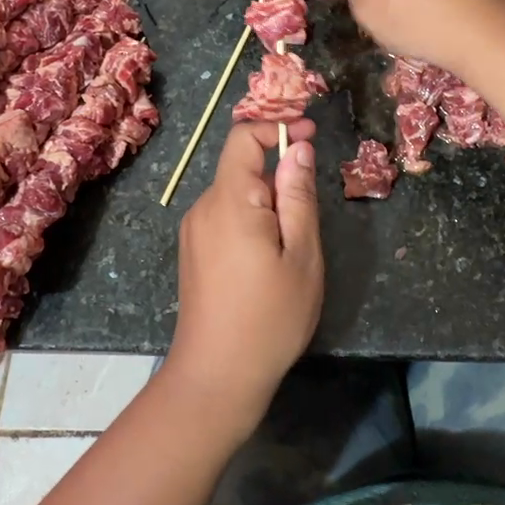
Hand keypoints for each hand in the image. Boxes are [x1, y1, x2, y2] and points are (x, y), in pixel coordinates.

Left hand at [165, 120, 322, 429]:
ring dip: (267, 202)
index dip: (277, 127)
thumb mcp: (301, 254)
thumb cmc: (269, 317)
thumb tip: (298, 147)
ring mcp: (194, 230)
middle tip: (309, 214)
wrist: (216, 377)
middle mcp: (204, 207)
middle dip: (278, 175)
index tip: (311, 135)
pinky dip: (251, 219)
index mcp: (229, 201)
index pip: (243, 137)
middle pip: (241, 166)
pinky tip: (268, 260)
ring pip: (235, 193)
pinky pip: (225, 215)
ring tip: (291, 248)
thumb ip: (298, 195)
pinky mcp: (193, 250)